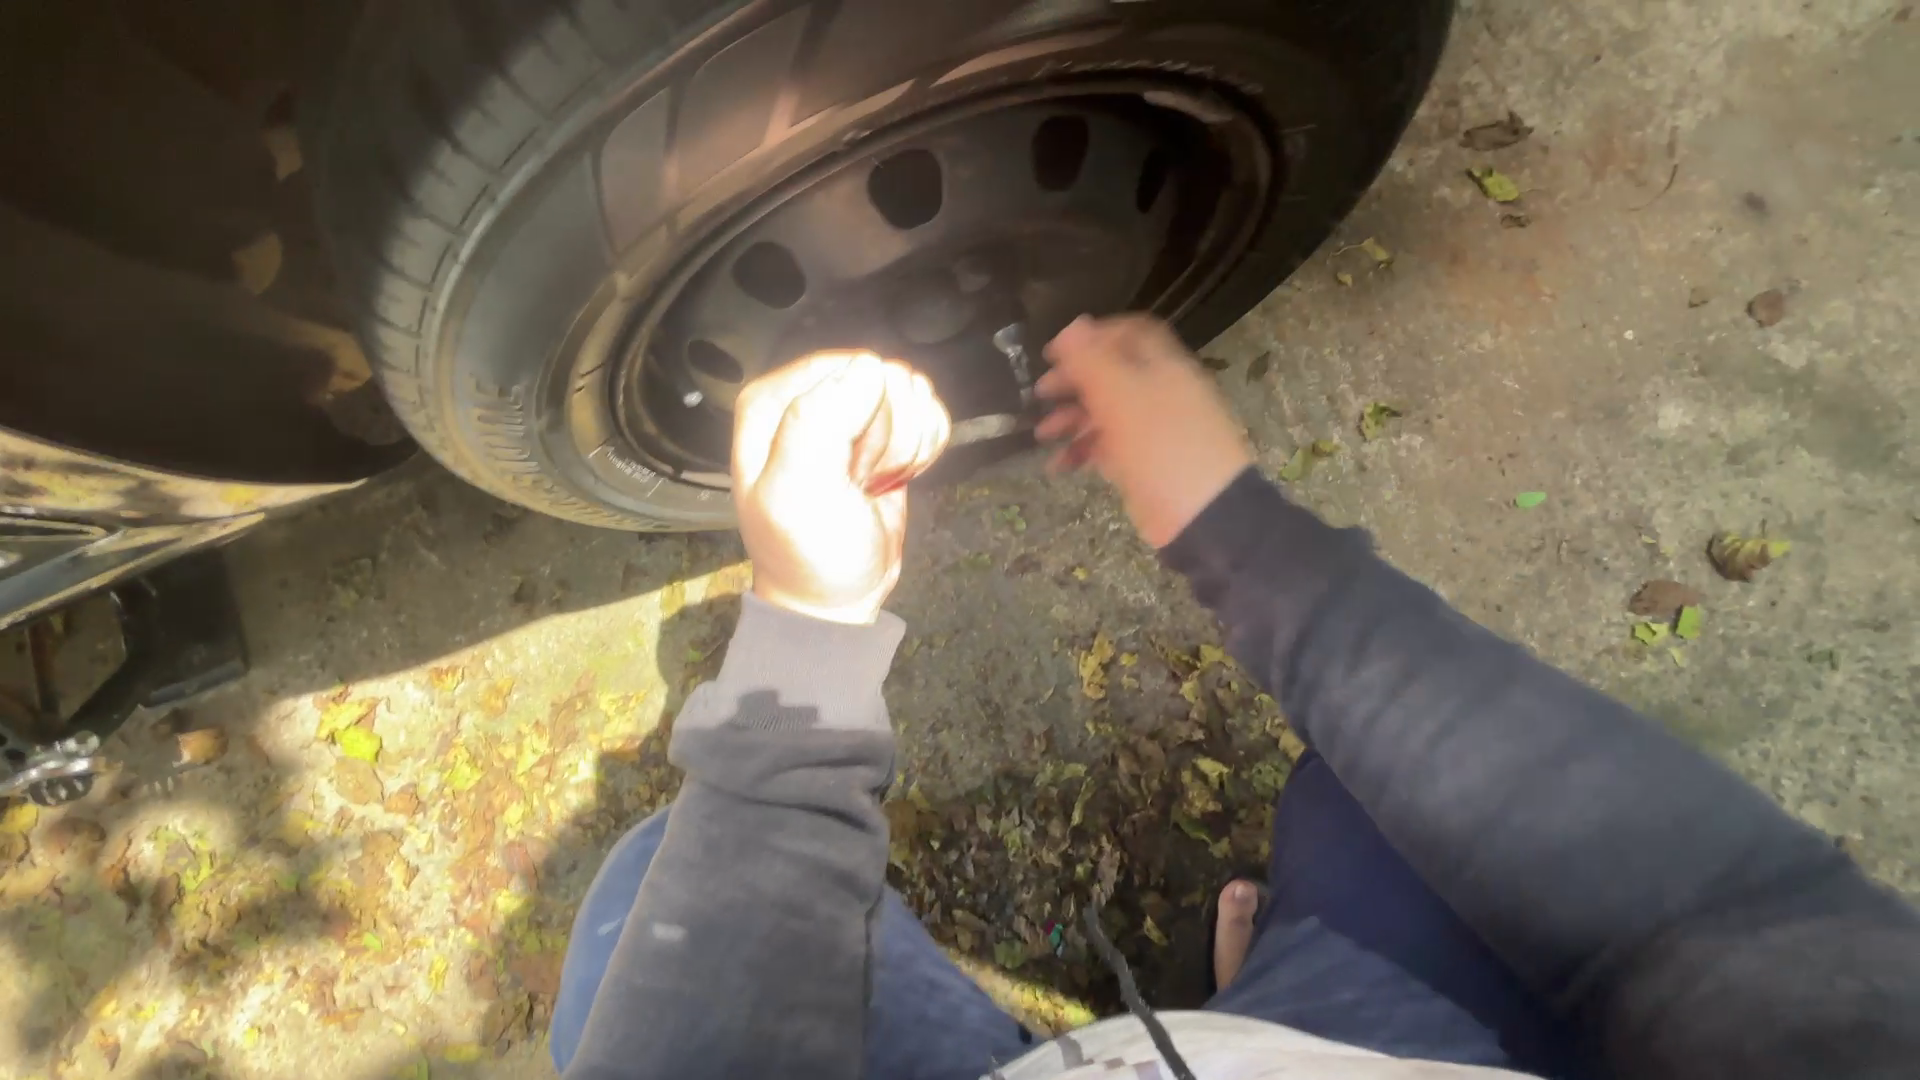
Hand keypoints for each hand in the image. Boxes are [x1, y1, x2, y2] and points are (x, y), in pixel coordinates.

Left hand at [732, 352, 950, 623]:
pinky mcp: (887, 433)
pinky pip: (927, 413)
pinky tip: (897, 478)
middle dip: (885, 437)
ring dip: (905, 447)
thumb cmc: (807, 552)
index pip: (844, 370)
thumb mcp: (796, 493)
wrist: (838, 598)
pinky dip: (923, 449)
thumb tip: (869, 368)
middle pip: (883, 380)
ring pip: (910, 395)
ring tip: (873, 484)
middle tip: (859, 480)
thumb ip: (819, 422)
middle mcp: (812, 399)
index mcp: (774, 402)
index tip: (846, 465)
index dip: (859, 417)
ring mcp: (853, 415)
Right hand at [1035, 314, 1252, 547]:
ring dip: (1071, 419)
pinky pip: (1108, 447)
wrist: (1202, 514)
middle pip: (1112, 374)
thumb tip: (1072, 326)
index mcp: (1162, 367)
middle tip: (1040, 393)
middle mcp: (1159, 393)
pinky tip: (1059, 465)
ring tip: (1042, 435)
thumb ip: (1093, 360)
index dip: (1092, 337)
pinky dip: (1083, 451)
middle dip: (1073, 382)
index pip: (1129, 333)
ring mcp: (1153, 430)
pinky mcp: (1144, 463)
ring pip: (1106, 413)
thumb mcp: (1123, 396)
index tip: (1056, 352)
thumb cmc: (1162, 447)